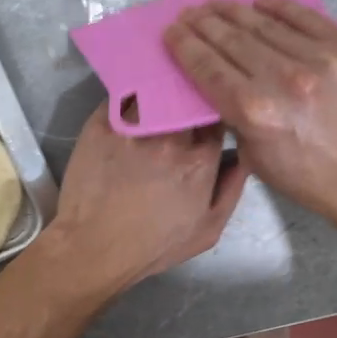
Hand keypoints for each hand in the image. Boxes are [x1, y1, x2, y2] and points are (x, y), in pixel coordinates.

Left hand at [46, 105, 248, 295]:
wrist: (92, 246)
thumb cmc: (152, 246)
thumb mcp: (207, 230)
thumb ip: (232, 190)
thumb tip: (244, 157)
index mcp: (201, 160)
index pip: (217, 118)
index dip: (212, 113)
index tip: (205, 115)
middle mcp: (171, 137)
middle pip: (188, 100)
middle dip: (188, 98)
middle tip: (181, 103)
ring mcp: (135, 127)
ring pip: (157, 92)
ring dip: (161, 91)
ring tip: (158, 93)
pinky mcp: (103, 123)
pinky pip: (123, 95)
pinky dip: (131, 94)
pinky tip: (130, 98)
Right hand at [164, 0, 336, 232]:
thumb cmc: (309, 177)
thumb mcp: (255, 157)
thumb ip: (234, 115)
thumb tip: (217, 79)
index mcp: (256, 112)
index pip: (209, 68)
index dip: (185, 46)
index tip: (172, 31)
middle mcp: (285, 79)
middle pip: (232, 40)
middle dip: (204, 24)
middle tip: (189, 12)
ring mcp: (321, 59)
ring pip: (264, 25)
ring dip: (234, 11)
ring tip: (216, 4)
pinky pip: (305, 17)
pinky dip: (278, 7)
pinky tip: (260, 1)